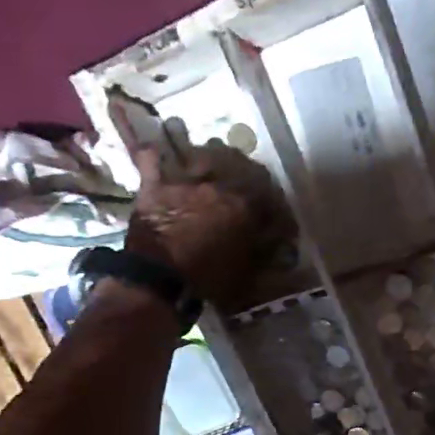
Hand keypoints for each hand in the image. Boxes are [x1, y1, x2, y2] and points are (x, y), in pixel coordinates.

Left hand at [123, 138, 297, 308]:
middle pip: (242, 166)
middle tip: (252, 185)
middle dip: (252, 175)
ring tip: (215, 165)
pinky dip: (156, 157)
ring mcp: (185, 181)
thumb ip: (266, 252)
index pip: (272, 197)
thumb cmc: (208, 280)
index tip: (280, 218)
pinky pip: (151, 159)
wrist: (158, 278)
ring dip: (213, 158)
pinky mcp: (155, 185)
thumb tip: (282, 240)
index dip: (278, 207)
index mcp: (245, 207)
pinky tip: (160, 154)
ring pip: (204, 154)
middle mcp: (218, 185)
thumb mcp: (247, 273)